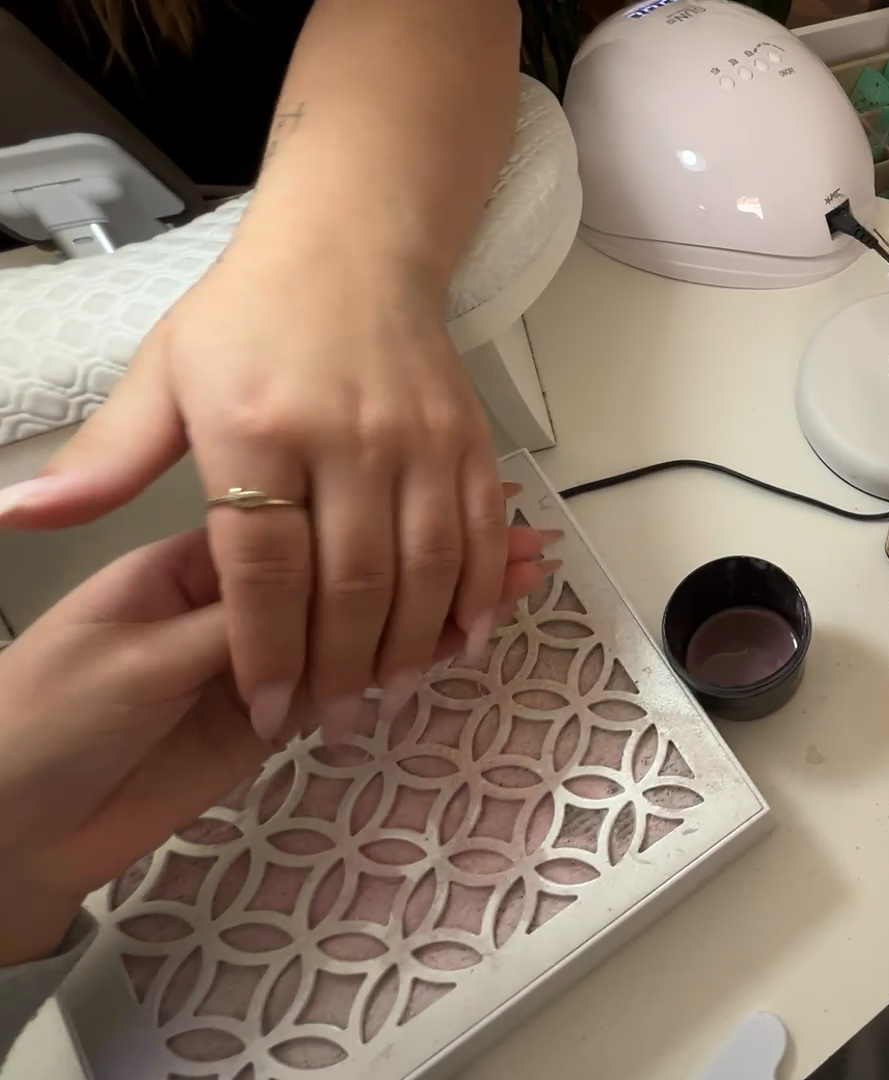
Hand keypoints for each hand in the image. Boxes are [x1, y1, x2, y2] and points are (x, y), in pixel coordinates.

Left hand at [0, 244, 504, 744]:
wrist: (356, 262)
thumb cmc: (253, 320)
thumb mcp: (162, 374)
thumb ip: (106, 454)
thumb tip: (23, 519)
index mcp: (257, 428)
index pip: (264, 562)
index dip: (268, 644)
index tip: (268, 706)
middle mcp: (350, 442)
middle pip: (356, 576)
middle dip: (349, 659)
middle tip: (342, 716)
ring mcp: (422, 445)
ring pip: (430, 563)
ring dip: (420, 636)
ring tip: (401, 687)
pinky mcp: (472, 446)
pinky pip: (482, 531)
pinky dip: (484, 587)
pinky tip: (471, 631)